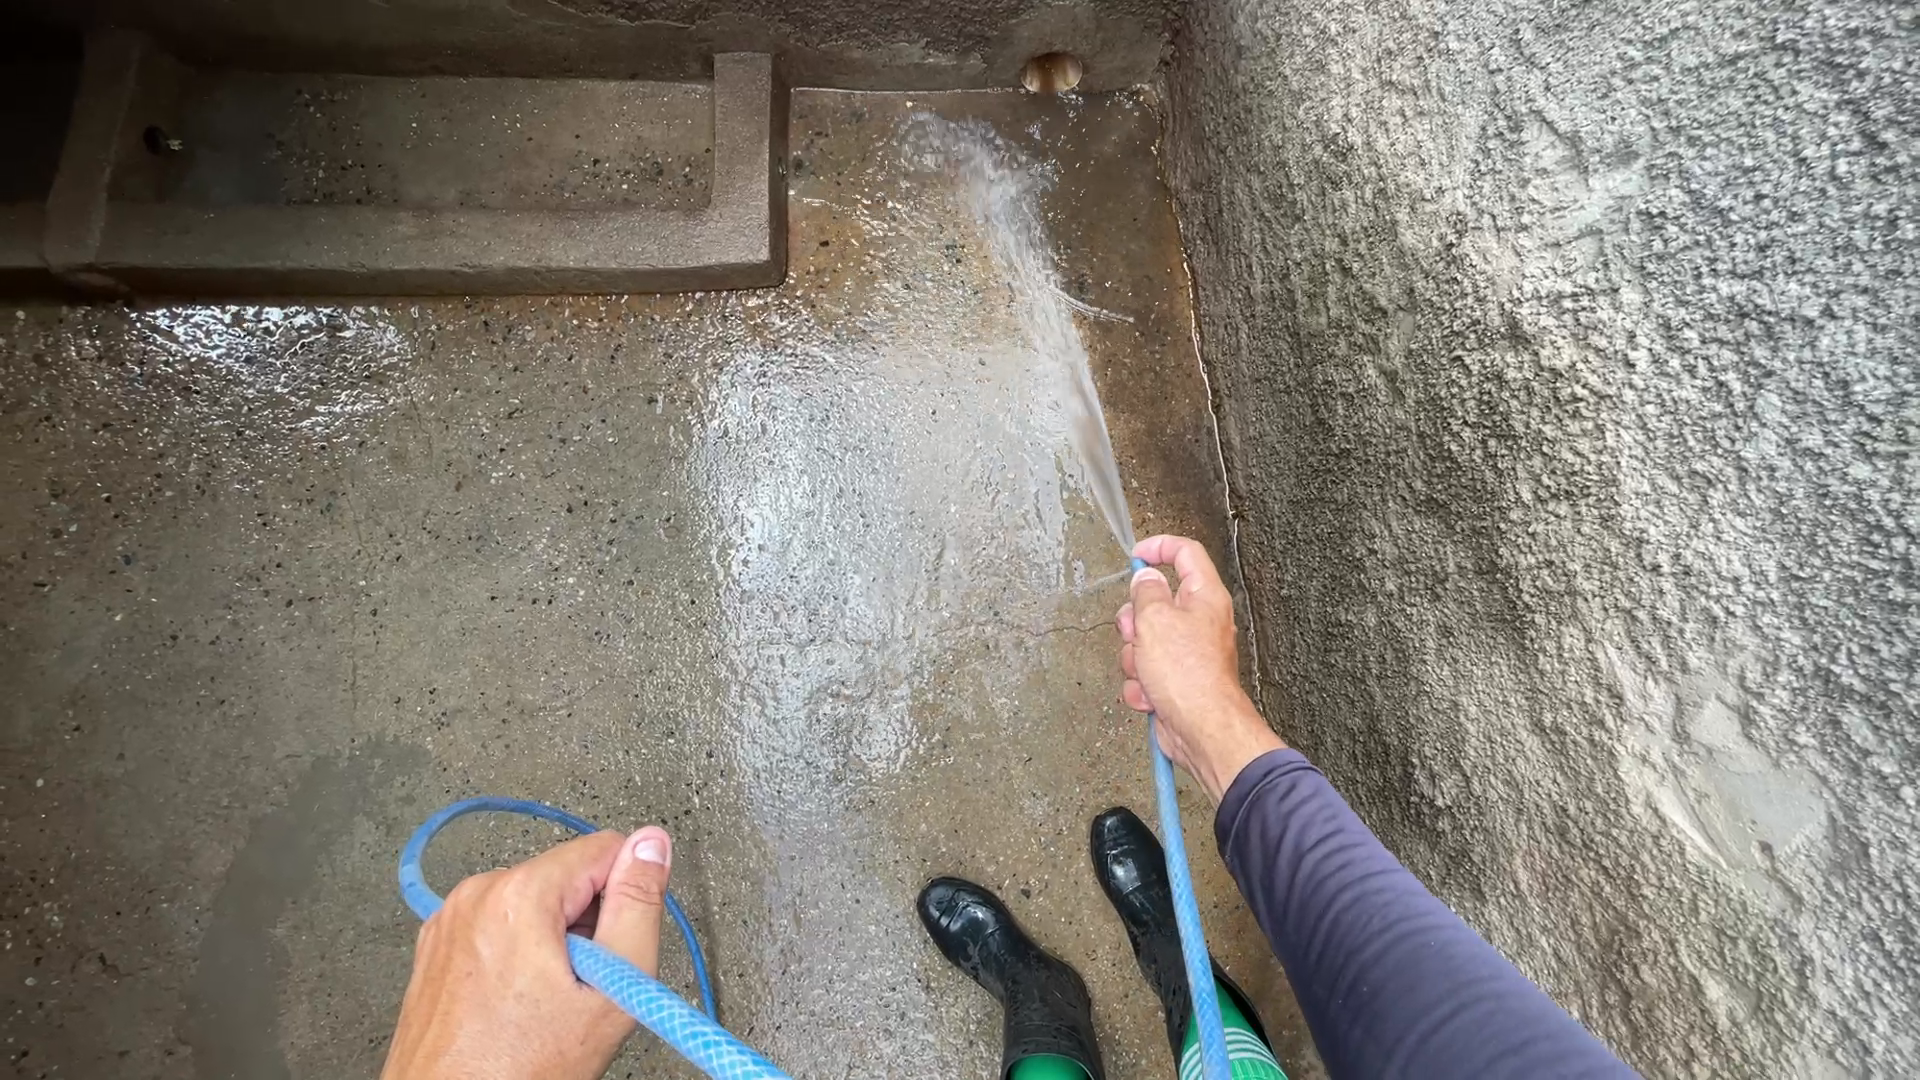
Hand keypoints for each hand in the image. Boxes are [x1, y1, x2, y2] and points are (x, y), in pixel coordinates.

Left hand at [382, 826, 674, 1079]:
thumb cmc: (521, 1072)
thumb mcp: (615, 986)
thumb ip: (640, 903)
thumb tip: (652, 842)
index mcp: (519, 893)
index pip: (609, 848)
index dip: (624, 898)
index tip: (607, 950)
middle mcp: (478, 894)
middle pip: (573, 874)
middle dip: (589, 921)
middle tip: (580, 983)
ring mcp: (452, 920)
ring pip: (543, 899)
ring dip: (559, 938)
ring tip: (547, 997)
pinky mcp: (439, 945)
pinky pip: (508, 922)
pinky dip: (524, 951)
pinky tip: (519, 1000)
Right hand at [1118, 535, 1285, 802]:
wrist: (1201, 730)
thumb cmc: (1188, 675)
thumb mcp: (1155, 619)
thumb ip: (1145, 592)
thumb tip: (1144, 579)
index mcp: (1203, 597)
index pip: (1186, 553)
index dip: (1159, 547)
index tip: (1134, 556)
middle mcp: (1198, 622)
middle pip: (1154, 602)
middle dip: (1134, 620)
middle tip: (1136, 632)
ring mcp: (1186, 653)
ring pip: (1143, 641)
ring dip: (1135, 658)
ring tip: (1148, 672)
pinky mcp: (1174, 681)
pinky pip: (1144, 673)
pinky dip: (1141, 685)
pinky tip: (1151, 695)